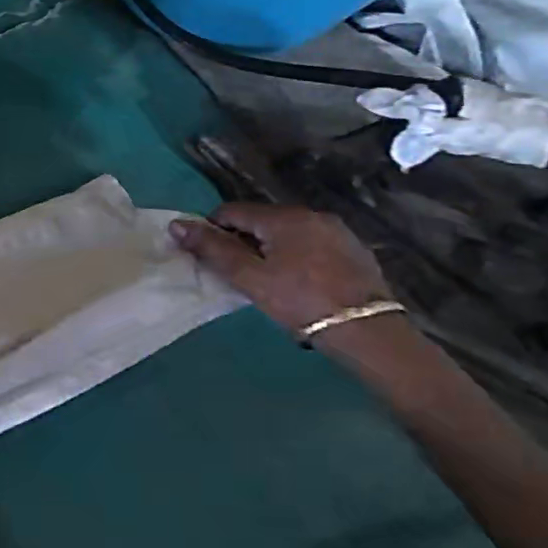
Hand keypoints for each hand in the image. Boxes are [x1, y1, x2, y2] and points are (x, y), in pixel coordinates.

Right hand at [169, 203, 394, 337]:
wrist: (371, 335)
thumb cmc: (301, 302)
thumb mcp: (249, 277)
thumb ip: (212, 248)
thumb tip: (176, 224)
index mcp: (282, 216)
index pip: (231, 211)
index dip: (214, 232)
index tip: (214, 259)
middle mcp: (310, 214)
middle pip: (260, 221)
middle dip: (245, 241)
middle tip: (242, 274)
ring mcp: (338, 231)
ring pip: (288, 233)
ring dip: (272, 249)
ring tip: (272, 280)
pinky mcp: (357, 251)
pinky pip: (313, 244)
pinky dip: (299, 256)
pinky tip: (302, 283)